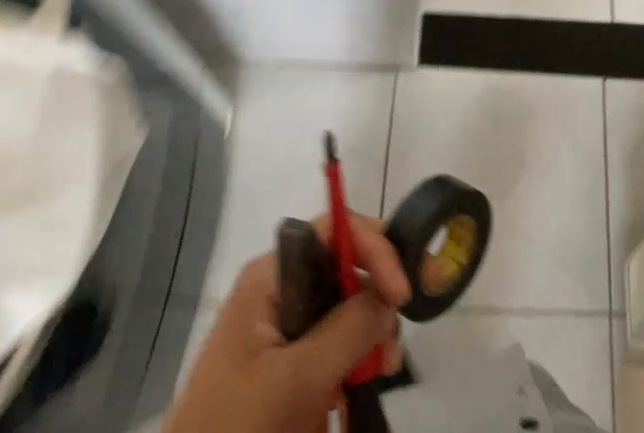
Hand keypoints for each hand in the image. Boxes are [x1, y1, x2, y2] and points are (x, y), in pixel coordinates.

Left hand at [169, 213, 411, 432]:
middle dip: (378, 300)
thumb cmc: (241, 422)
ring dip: (372, 334)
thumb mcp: (299, 377)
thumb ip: (350, 329)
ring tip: (380, 372)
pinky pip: (336, 340)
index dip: (376, 250)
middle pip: (347, 267)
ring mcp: (284, 322)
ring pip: (347, 305)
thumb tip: (389, 296)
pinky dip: (357, 357)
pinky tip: (360, 385)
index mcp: (271, 276)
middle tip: (391, 348)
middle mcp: (279, 287)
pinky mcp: (289, 355)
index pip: (335, 229)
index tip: (402, 296)